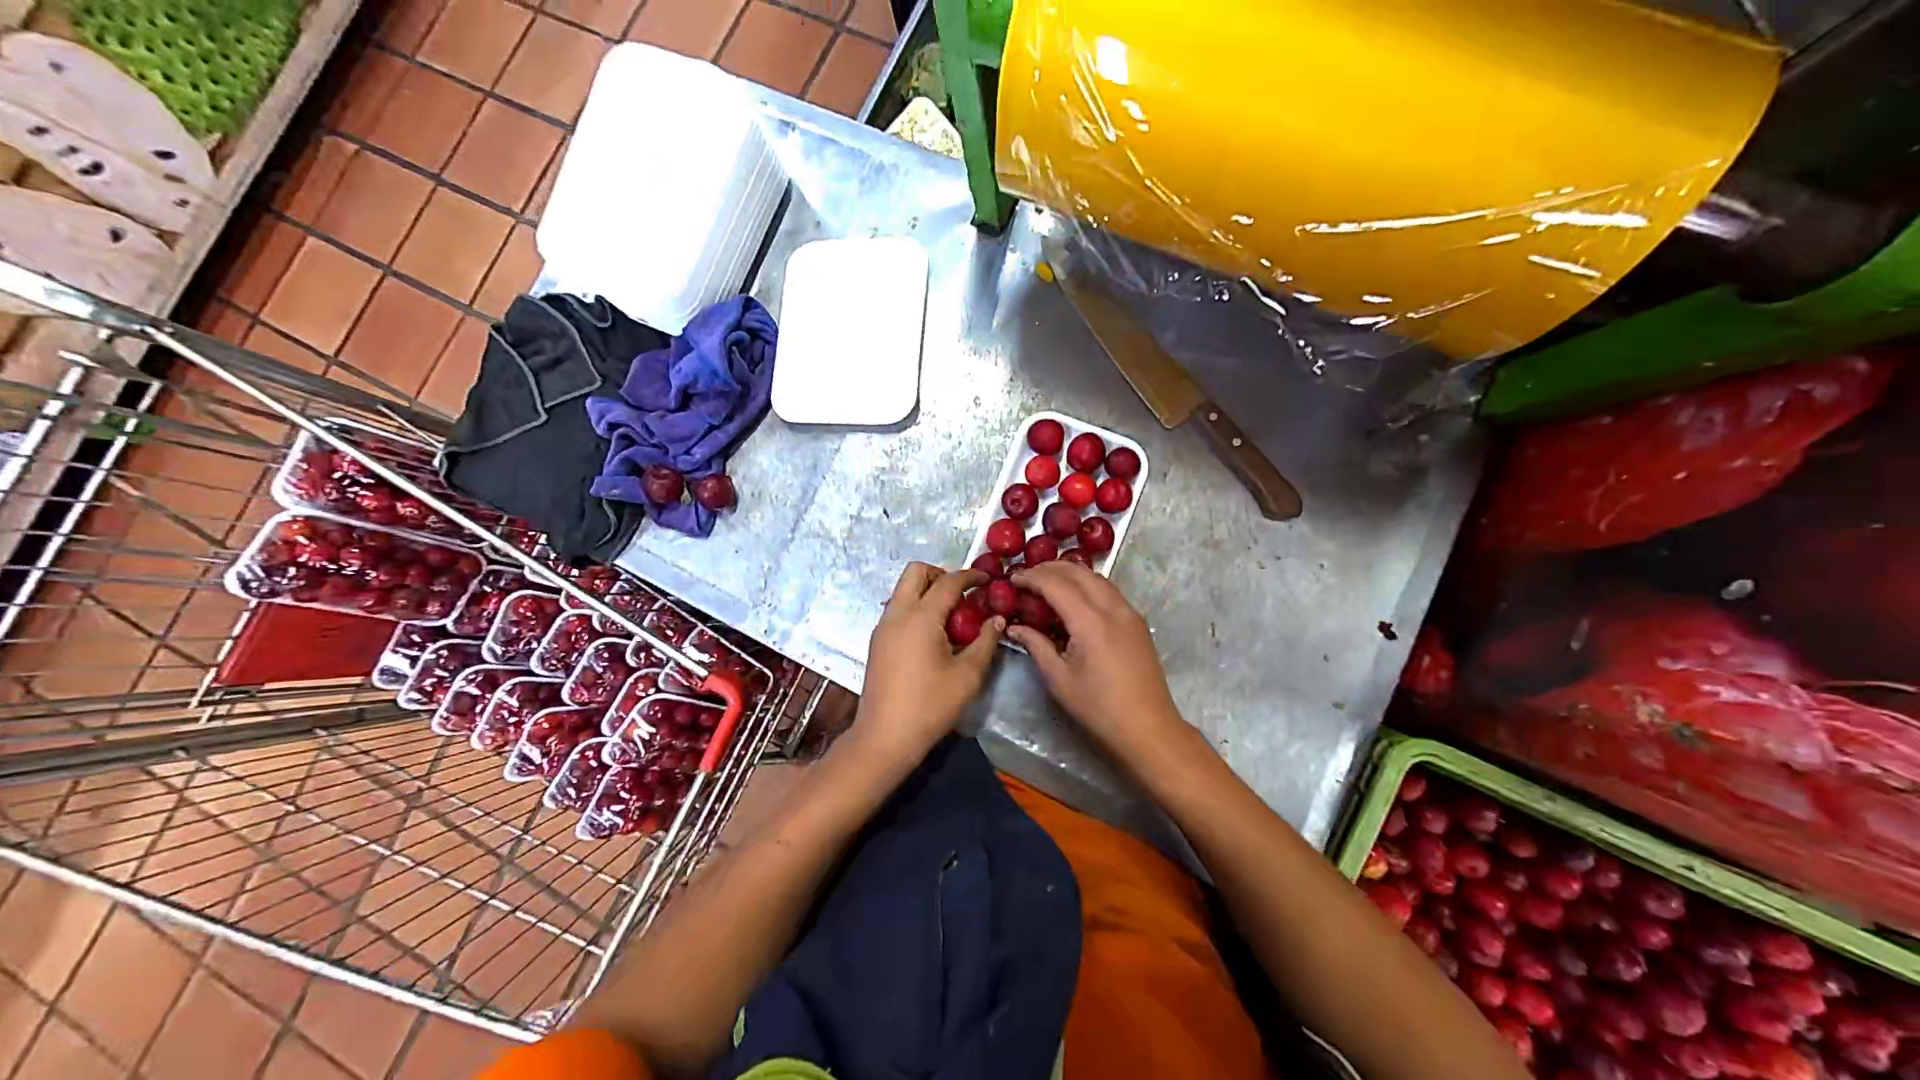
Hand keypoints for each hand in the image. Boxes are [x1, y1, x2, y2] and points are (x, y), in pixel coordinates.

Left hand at [850, 562, 1003, 766]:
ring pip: (903, 589)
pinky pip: (897, 609)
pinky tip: (934, 635)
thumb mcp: (968, 675)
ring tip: (952, 617)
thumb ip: (986, 641)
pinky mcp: (877, 642)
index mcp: (920, 617)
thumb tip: (997, 620)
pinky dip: (916, 608)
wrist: (885, 737)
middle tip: (963, 595)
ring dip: (927, 591)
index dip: (970, 576)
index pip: (948, 582)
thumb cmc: (930, 707)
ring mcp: (883, 627)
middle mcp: (897, 614)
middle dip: (942, 574)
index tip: (987, 580)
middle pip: (916, 572)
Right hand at [1007, 561, 1186, 763]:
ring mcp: (1129, 613)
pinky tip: (1074, 598)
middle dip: (1049, 569)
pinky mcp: (1137, 622)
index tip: (1012, 580)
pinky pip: (1109, 591)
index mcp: (1090, 622)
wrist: (1147, 728)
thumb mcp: (1059, 679)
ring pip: (1097, 578)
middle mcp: (1113, 608)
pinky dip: (1087, 585)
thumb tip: (1015, 628)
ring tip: (1047, 583)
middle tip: (1027, 578)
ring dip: (1070, 574)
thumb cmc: (1098, 708)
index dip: (1031, 578)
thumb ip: (1036, 645)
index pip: (1056, 584)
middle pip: (1078, 572)